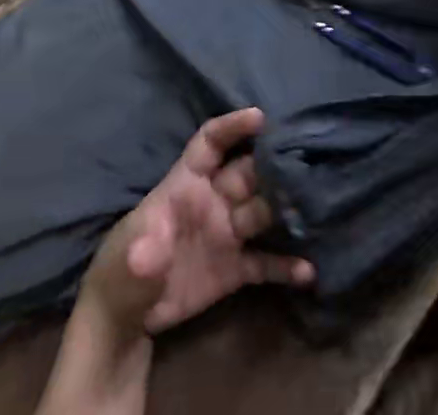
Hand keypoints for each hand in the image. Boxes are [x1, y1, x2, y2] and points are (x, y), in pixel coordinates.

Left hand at [80, 108, 315, 337]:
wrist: (125, 320)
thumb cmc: (119, 274)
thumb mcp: (126, 262)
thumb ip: (141, 253)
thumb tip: (149, 251)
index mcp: (184, 186)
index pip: (209, 144)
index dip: (231, 127)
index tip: (261, 117)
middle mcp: (212, 203)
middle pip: (246, 173)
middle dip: (273, 165)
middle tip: (306, 163)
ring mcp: (226, 235)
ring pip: (263, 211)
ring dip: (288, 209)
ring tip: (317, 209)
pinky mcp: (235, 270)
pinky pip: (267, 263)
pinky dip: (288, 266)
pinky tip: (309, 272)